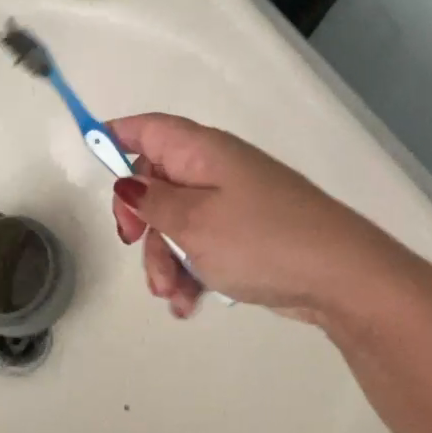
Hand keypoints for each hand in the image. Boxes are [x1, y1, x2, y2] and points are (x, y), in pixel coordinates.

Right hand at [108, 113, 410, 323]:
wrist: (339, 279)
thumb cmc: (260, 240)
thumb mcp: (193, 222)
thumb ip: (151, 202)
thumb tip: (126, 183)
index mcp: (201, 152)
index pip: (148, 129)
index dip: (116, 136)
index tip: (92, 157)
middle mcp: (214, 171)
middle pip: (154, 184)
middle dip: (141, 224)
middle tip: (135, 246)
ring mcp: (230, 206)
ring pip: (174, 225)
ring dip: (164, 261)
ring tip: (172, 295)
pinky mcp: (242, 238)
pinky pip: (199, 249)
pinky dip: (189, 274)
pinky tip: (188, 304)